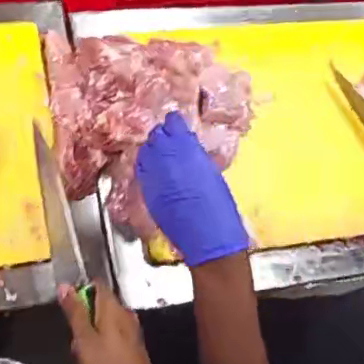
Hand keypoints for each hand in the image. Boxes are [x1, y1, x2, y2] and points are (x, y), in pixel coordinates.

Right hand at [57, 282, 168, 363]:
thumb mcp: (84, 340)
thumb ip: (75, 312)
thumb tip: (65, 284)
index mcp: (114, 307)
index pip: (97, 284)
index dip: (80, 288)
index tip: (66, 304)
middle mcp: (126, 313)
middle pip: (101, 302)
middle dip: (84, 312)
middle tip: (72, 332)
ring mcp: (133, 330)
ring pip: (106, 319)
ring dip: (92, 328)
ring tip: (82, 348)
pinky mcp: (135, 345)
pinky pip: (114, 332)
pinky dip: (102, 338)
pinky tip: (96, 357)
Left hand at [135, 113, 248, 265]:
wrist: (209, 242)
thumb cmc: (220, 210)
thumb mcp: (213, 176)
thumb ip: (198, 158)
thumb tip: (191, 147)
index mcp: (188, 155)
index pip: (173, 128)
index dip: (174, 123)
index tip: (176, 121)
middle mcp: (166, 164)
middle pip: (156, 139)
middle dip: (161, 134)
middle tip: (168, 134)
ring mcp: (153, 179)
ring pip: (145, 154)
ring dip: (152, 149)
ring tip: (160, 148)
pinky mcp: (148, 194)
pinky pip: (142, 172)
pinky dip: (146, 165)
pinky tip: (152, 166)